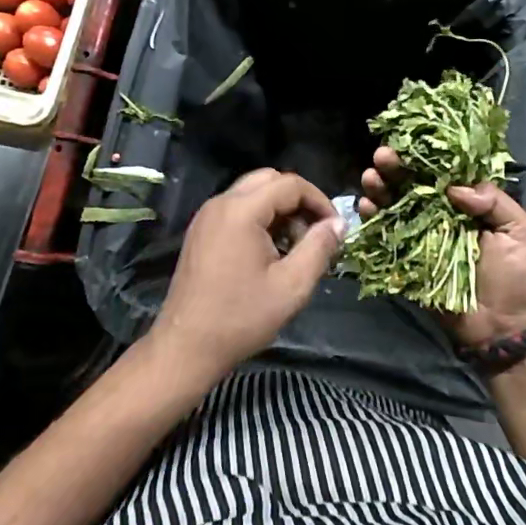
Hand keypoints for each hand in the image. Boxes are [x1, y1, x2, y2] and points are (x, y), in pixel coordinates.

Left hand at [149, 169, 343, 383]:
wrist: (187, 344)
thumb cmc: (241, 317)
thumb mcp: (292, 285)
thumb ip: (319, 248)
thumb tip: (338, 223)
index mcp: (240, 210)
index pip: (290, 184)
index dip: (320, 201)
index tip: (335, 229)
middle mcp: (220, 203)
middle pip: (268, 180)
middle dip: (298, 201)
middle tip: (315, 234)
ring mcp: (206, 216)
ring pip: (251, 193)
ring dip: (279, 210)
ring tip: (295, 247)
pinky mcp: (200, 232)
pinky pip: (236, 209)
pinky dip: (259, 219)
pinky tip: (270, 252)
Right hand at [358, 146, 525, 347]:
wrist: (499, 328)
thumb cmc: (515, 279)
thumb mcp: (519, 233)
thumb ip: (494, 202)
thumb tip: (455, 187)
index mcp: (467, 204)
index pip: (442, 173)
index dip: (425, 157)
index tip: (409, 143)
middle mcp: (439, 214)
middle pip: (412, 184)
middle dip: (395, 167)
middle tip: (382, 155)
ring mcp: (419, 235)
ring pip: (395, 204)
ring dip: (380, 188)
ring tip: (370, 177)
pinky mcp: (404, 257)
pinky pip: (385, 234)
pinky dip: (373, 219)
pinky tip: (366, 205)